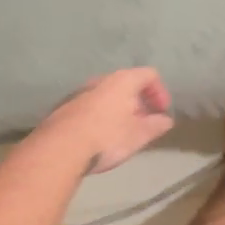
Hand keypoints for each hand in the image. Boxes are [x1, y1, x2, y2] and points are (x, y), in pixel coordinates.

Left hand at [45, 68, 173, 174]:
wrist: (58, 150)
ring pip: (105, 96)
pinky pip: (88, 107)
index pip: (150, 75)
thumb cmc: (106, 137)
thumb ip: (156, 125)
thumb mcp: (139, 135)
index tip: (161, 112)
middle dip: (137, 103)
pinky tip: (97, 138)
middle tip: (142, 122)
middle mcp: (100, 80)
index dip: (160, 92)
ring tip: (120, 132)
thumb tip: (166, 120)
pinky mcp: (62, 109)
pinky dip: (98, 117)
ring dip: (117, 110)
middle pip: (126, 84)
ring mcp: (78, 93)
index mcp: (122, 80)